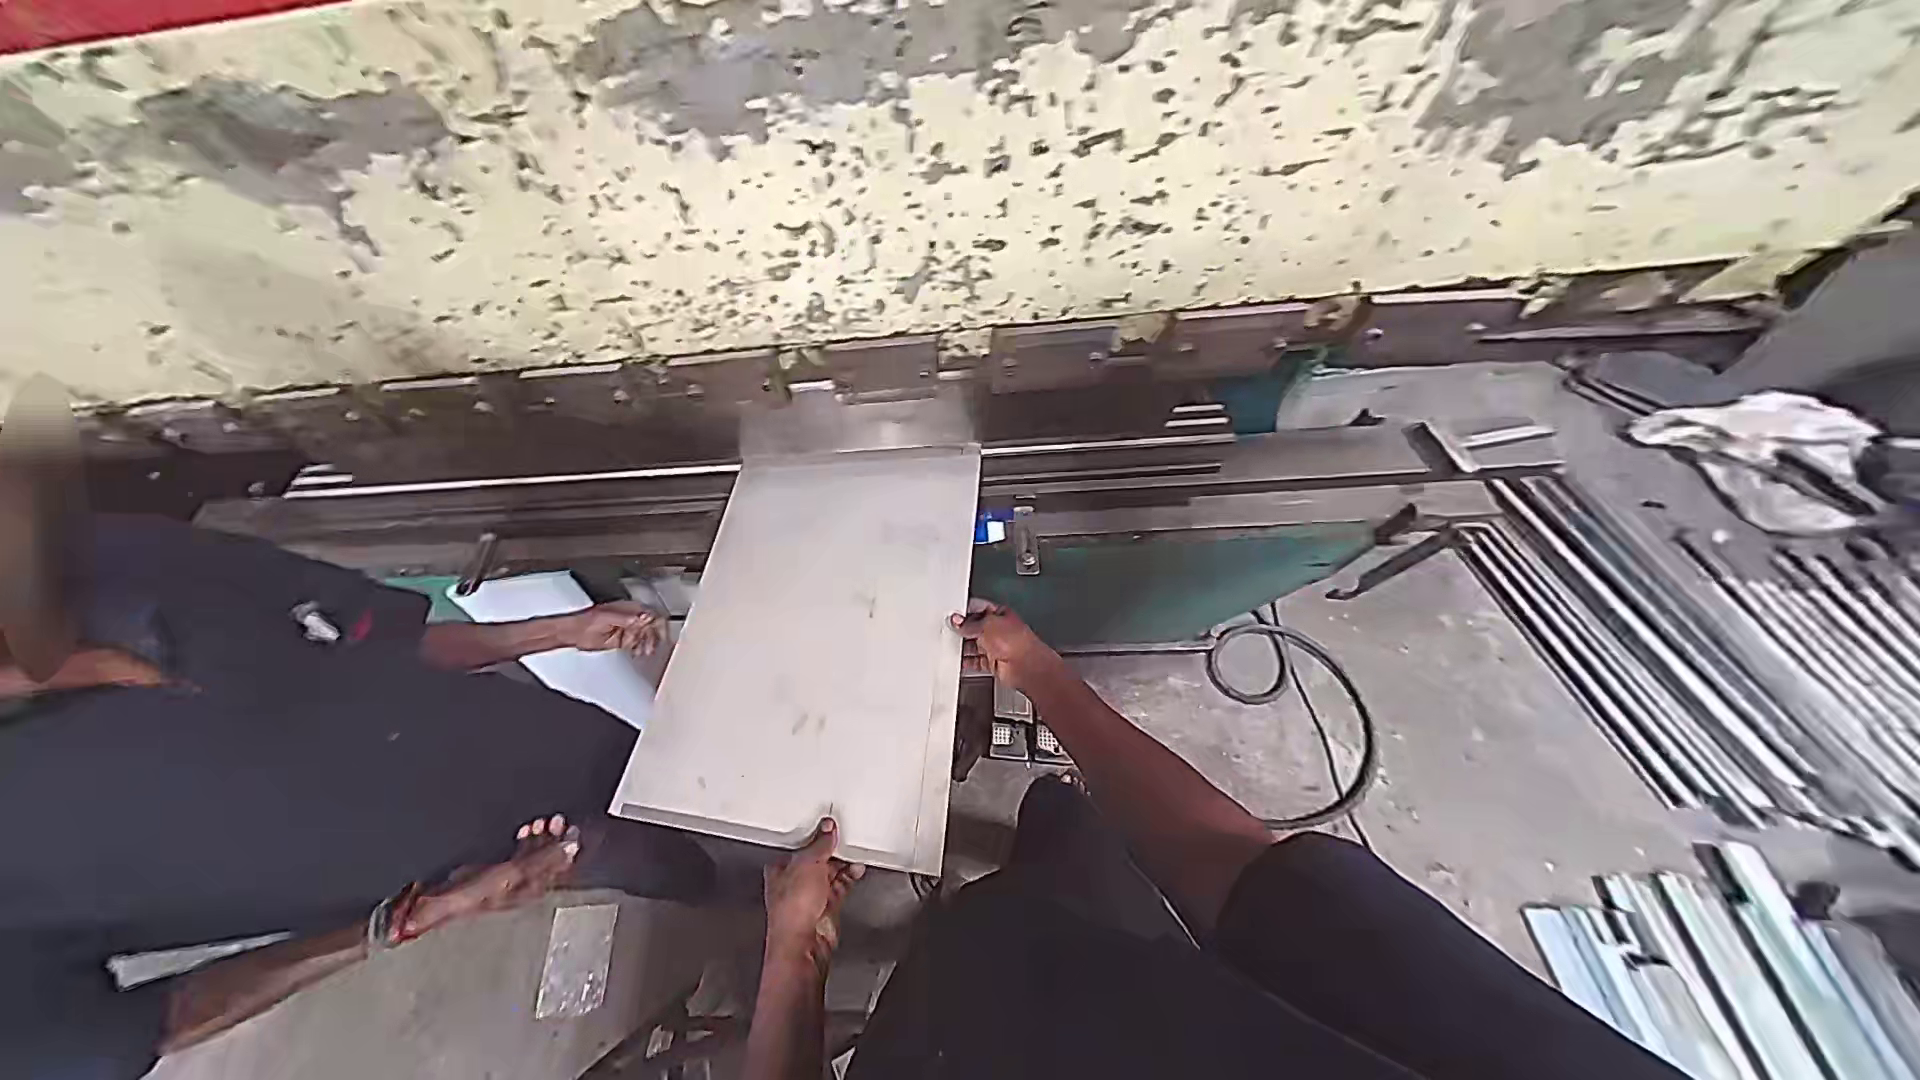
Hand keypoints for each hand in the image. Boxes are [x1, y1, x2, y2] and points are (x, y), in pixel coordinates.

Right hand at [390, 814, 580, 944]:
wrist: (428, 905)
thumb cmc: (467, 895)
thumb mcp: (509, 876)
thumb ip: (543, 860)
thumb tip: (572, 847)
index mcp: (532, 890)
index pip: (562, 866)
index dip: (568, 846)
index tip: (570, 828)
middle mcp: (526, 885)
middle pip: (551, 857)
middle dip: (555, 836)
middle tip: (554, 820)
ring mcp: (511, 879)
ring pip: (536, 852)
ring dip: (541, 835)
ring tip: (538, 823)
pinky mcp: (497, 872)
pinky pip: (520, 852)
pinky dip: (525, 839)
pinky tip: (524, 830)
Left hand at [552, 601, 662, 655]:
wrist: (571, 634)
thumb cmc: (583, 623)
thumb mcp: (606, 618)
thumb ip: (625, 618)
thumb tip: (644, 616)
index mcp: (629, 608)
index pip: (652, 614)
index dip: (658, 623)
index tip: (659, 633)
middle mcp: (631, 618)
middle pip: (653, 626)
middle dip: (654, 637)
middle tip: (651, 646)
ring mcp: (629, 629)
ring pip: (648, 636)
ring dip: (649, 644)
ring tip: (644, 651)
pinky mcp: (625, 640)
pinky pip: (640, 644)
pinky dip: (642, 649)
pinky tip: (639, 653)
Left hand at [763, 818, 864, 969]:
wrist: (804, 944)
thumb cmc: (792, 910)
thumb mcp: (807, 862)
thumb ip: (821, 843)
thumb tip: (827, 828)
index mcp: (781, 869)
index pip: (800, 845)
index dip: (814, 835)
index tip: (829, 825)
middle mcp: (795, 883)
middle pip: (817, 857)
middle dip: (832, 849)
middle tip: (844, 837)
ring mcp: (812, 896)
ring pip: (831, 871)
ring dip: (844, 862)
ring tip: (855, 852)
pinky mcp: (828, 906)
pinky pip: (842, 884)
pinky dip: (851, 875)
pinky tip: (857, 868)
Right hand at [951, 599, 1057, 690]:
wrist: (1026, 666)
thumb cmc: (1016, 641)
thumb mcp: (986, 625)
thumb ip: (969, 623)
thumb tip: (958, 621)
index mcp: (1000, 614)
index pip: (978, 609)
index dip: (965, 612)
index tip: (952, 616)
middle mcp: (999, 630)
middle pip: (975, 628)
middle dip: (963, 631)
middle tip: (950, 632)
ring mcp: (996, 647)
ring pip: (974, 646)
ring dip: (964, 647)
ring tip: (952, 646)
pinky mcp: (993, 663)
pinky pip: (976, 661)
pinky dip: (967, 662)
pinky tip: (960, 661)